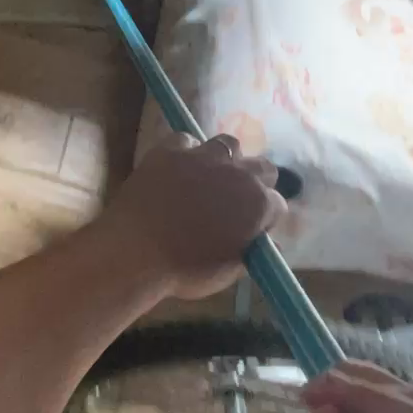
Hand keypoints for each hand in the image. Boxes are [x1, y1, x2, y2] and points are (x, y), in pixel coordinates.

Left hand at [94, 133, 285, 298]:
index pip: (277, 203)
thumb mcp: (228, 271)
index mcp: (258, 203)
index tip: (251, 226)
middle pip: (261, 167)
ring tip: (209, 176)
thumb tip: (267, 239)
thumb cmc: (185, 269)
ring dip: (225, 160)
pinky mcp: (171, 149)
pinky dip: (185, 152)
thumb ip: (251, 250)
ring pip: (228, 144)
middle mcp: (237, 172)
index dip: (265, 216)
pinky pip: (186, 141)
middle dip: (254, 182)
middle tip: (234, 199)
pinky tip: (177, 169)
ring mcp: (203, 156)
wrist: (135, 251)